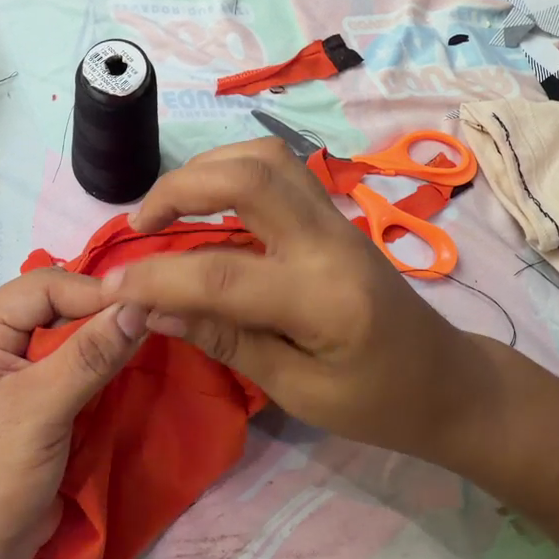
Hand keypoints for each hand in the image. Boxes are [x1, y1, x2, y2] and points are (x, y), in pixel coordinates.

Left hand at [0, 268, 148, 558]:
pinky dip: (93, 362)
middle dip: (97, 311)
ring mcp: (3, 370)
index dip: (92, 292)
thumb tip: (137, 304)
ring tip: (145, 332)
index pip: (39, 289)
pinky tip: (123, 362)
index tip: (145, 302)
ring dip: (99, 336)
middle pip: (50, 306)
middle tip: (150, 315)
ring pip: (60, 334)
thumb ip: (90, 355)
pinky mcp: (24, 397)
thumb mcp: (42, 411)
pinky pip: (63, 363)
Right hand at [108, 138, 500, 461]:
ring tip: (168, 207)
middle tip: (140, 224)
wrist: (448, 384)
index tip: (110, 287)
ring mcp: (335, 218)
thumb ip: (224, 340)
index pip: (222, 276)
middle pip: (250, 176)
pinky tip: (208, 202)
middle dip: (180, 188)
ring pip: (265, 156)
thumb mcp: (296, 392)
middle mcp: (331, 241)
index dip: (156, 279)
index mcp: (325, 299)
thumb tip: (150, 308)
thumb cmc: (377, 403)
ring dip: (205, 168)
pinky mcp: (332, 213)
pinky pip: (277, 167)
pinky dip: (229, 170)